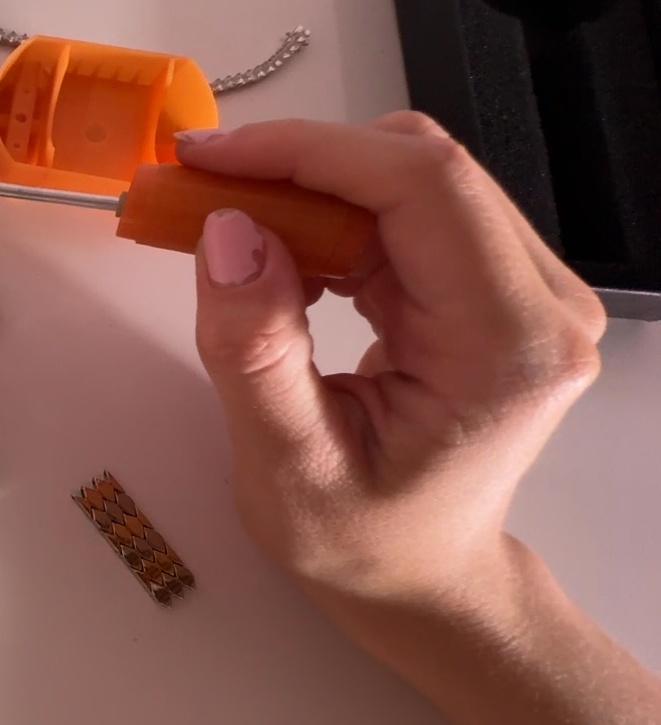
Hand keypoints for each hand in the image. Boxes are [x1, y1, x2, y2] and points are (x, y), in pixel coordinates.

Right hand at [176, 113, 607, 610]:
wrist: (418, 573)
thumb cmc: (354, 536)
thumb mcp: (283, 459)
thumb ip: (253, 348)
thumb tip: (225, 232)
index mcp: (504, 340)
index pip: (421, 188)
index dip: (305, 151)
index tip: (202, 158)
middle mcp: (533, 298)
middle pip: (418, 170)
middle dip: (293, 161)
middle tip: (192, 186)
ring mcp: (510, 291)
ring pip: (403, 183)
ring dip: (298, 185)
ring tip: (215, 220)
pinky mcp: (473, 292)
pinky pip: (392, 217)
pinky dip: (313, 215)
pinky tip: (263, 251)